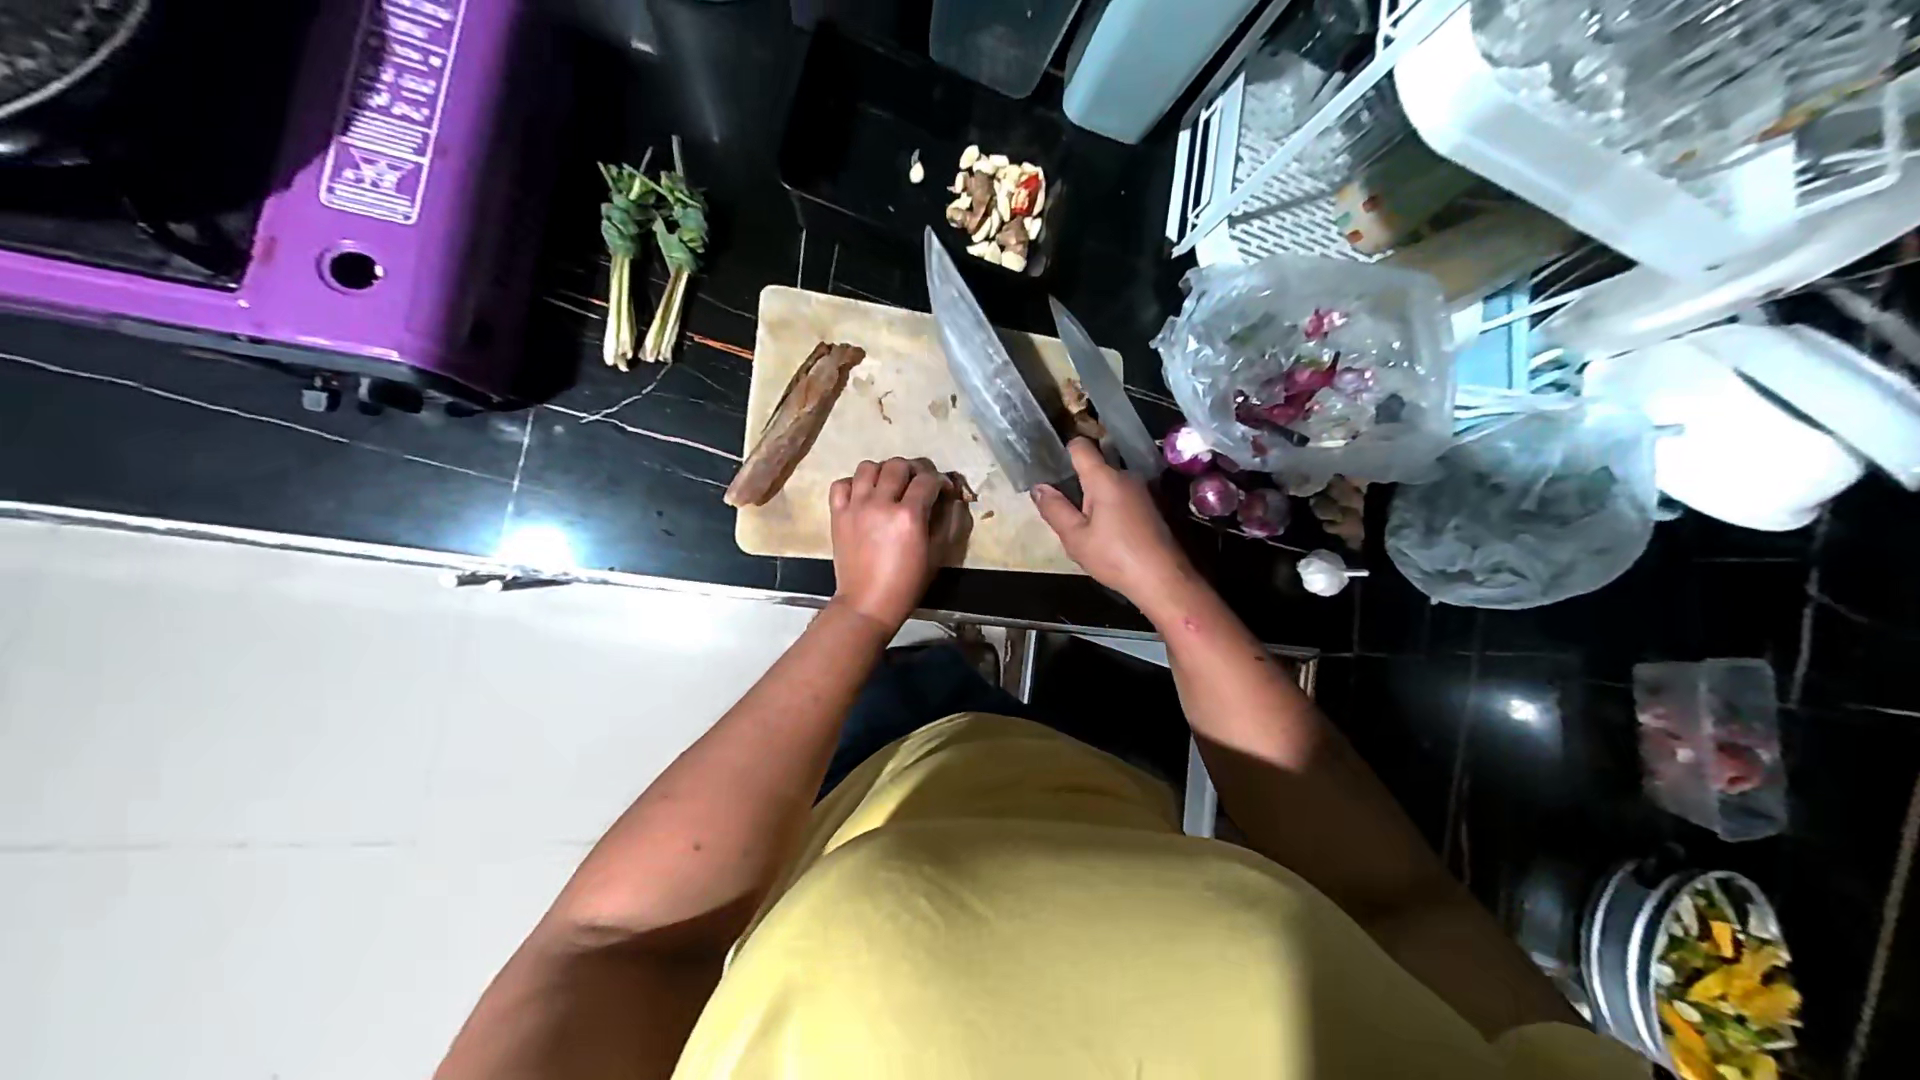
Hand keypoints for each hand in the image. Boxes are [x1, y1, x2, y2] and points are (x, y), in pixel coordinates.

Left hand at [829, 457, 966, 630]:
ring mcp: (855, 507)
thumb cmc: (907, 583)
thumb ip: (946, 521)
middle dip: (914, 470)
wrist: (867, 603)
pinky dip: (854, 484)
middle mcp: (880, 504)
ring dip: (883, 471)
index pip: (928, 480)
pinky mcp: (838, 514)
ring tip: (889, 486)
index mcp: (908, 515)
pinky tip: (864, 495)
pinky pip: (842, 484)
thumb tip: (949, 498)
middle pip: (898, 465)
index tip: (943, 490)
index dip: (941, 481)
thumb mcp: (937, 554)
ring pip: (868, 467)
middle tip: (918, 484)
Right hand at [1032, 438, 1195, 611]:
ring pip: (1109, 485)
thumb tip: (1038, 487)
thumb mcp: (1075, 537)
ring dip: (1095, 499)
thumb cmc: (1114, 557)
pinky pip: (1122, 497)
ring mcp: (1142, 490)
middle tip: (1064, 512)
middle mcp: (1126, 476)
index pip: (1081, 447)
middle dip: (1078, 484)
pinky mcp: (1152, 506)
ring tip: (1084, 527)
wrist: (1163, 579)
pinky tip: (1107, 534)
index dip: (1065, 452)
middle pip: (1095, 468)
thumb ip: (1054, 509)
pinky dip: (1110, 508)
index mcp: (1105, 478)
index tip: (1052, 470)